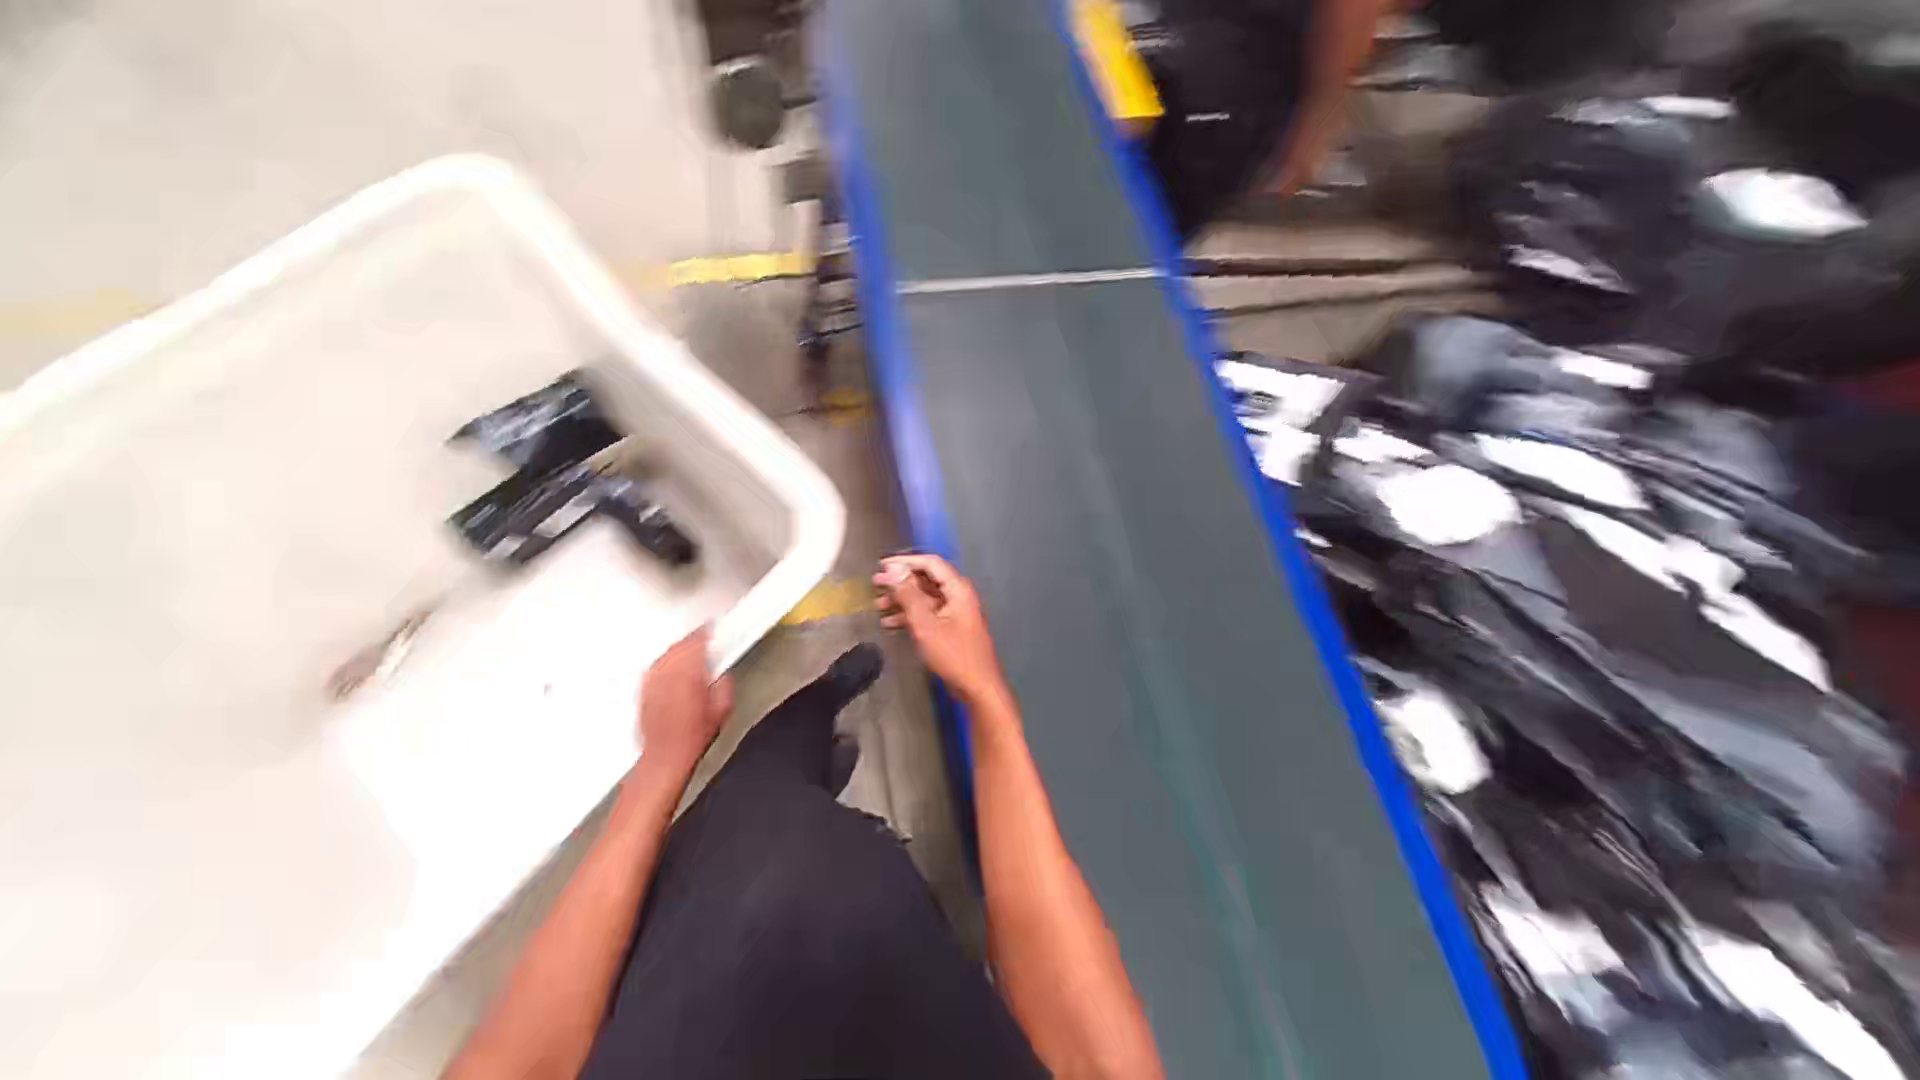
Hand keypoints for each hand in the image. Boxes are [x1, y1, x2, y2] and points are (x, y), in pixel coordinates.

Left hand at [639, 627, 732, 774]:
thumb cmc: (692, 737)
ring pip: (666, 654)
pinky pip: (654, 667)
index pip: (697, 643)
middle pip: (680, 646)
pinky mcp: (644, 692)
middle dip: (692, 638)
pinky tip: (668, 662)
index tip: (711, 627)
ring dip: (677, 647)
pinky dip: (663, 661)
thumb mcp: (722, 710)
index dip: (706, 632)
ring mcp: (654, 683)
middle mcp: (670, 676)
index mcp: (691, 675)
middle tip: (702, 635)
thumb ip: (724, 686)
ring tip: (686, 646)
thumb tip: (723, 676)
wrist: (667, 757)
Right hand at [873, 555, 1007, 705]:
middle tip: (876, 585)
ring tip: (878, 605)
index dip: (905, 562)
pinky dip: (910, 615)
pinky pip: (927, 613)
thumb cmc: (953, 655)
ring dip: (902, 600)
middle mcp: (958, 596)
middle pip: (926, 579)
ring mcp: (955, 612)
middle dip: (900, 581)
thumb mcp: (925, 624)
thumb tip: (893, 570)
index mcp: (957, 589)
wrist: (977, 687)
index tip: (882, 566)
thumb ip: (908, 595)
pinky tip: (890, 622)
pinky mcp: (950, 627)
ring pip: (924, 597)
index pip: (930, 563)